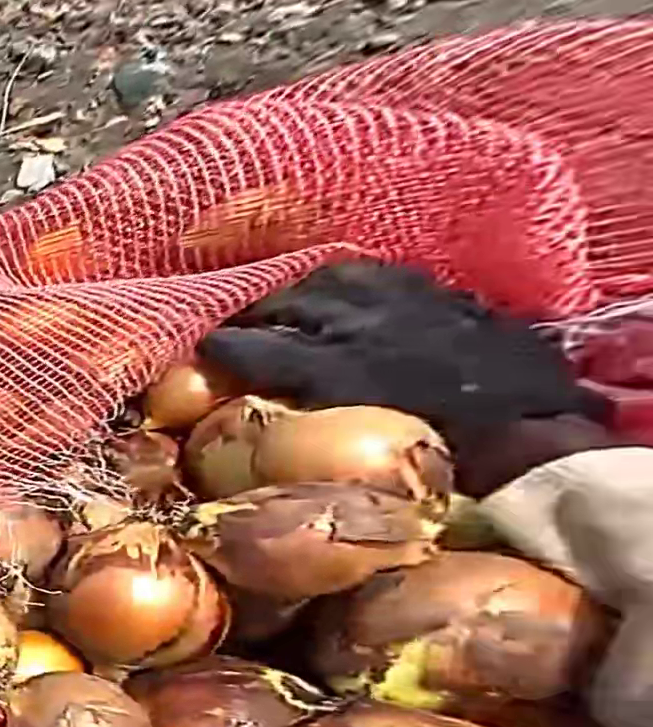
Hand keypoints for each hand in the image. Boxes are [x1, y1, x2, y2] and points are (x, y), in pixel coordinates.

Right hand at [200, 261, 606, 434]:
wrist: (528, 440)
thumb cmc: (423, 450)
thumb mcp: (340, 435)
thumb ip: (289, 405)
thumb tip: (243, 395)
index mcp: (331, 368)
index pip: (252, 346)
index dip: (219, 346)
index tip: (199, 351)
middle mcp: (363, 328)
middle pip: (288, 302)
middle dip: (253, 312)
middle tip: (235, 327)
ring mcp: (408, 307)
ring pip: (334, 279)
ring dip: (300, 291)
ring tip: (286, 307)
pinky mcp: (448, 299)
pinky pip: (384, 276)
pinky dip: (352, 284)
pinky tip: (343, 299)